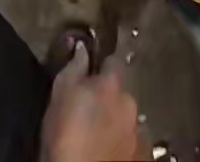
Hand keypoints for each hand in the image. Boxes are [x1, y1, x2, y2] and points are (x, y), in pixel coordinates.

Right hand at [41, 41, 142, 161]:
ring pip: (125, 114)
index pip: (113, 60)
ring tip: (94, 134)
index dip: (100, 69)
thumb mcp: (59, 97)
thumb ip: (73, 68)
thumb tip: (82, 47)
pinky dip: (119, 140)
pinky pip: (130, 137)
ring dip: (114, 118)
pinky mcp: (140, 151)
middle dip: (107, 97)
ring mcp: (137, 127)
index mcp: (113, 82)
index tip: (86, 80)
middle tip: (86, 113)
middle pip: (120, 90)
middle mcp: (130, 99)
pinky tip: (106, 148)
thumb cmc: (65, 136)